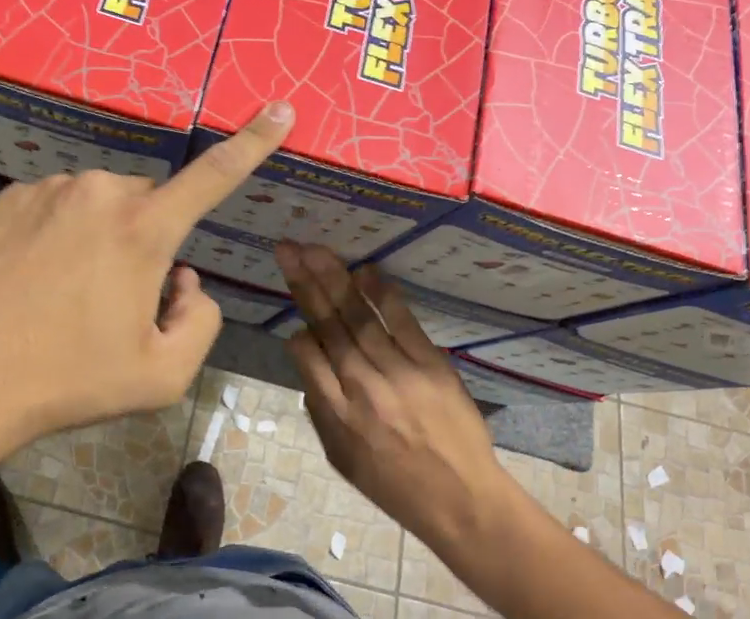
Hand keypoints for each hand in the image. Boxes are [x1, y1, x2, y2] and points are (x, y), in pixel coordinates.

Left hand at [0, 103, 294, 471]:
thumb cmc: (68, 381)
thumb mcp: (162, 376)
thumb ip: (201, 321)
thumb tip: (185, 280)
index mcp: (144, 229)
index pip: (215, 175)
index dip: (254, 142)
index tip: (281, 107)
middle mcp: (100, 192)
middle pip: (150, 206)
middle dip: (149, 242)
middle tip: (117, 305)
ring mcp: (50, 189)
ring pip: (103, 206)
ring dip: (103, 239)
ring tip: (66, 298)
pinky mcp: (10, 197)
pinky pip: (59, 207)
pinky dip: (61, 235)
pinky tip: (34, 280)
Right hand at [278, 243, 507, 548]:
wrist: (462, 501)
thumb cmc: (395, 485)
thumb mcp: (342, 458)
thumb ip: (320, 408)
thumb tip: (307, 357)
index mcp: (337, 415)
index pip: (307, 358)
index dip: (298, 333)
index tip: (296, 319)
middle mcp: (363, 388)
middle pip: (328, 325)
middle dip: (305, 283)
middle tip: (287, 248)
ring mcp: (399, 373)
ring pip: (359, 316)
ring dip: (334, 277)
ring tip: (314, 248)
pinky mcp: (432, 364)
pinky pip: (402, 321)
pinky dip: (382, 294)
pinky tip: (365, 270)